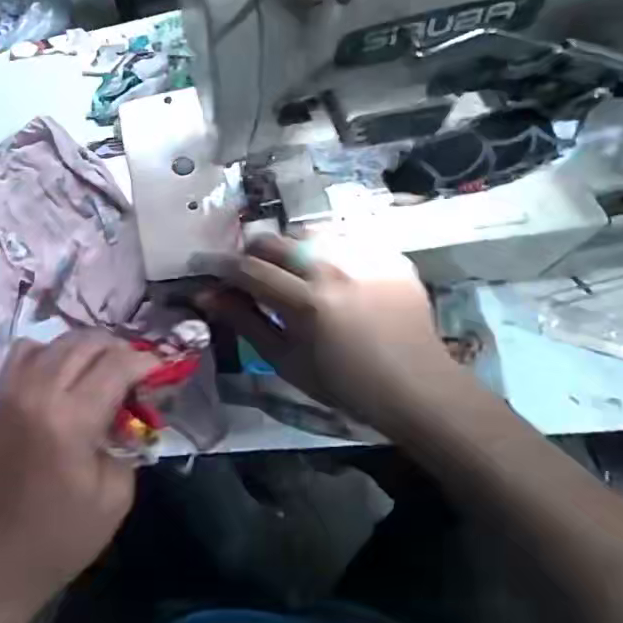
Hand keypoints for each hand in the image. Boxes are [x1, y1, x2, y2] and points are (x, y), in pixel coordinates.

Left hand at [0, 331, 158, 606]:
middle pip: (86, 343)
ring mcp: (12, 391)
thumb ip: (128, 440)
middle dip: (119, 349)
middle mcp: (38, 392)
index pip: (116, 365)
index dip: (145, 362)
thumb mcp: (116, 494)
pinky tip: (64, 374)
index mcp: (71, 419)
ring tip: (104, 368)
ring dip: (87, 347)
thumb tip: (132, 408)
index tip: (162, 370)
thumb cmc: (63, 536)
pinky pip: (25, 352)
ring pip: (56, 340)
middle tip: (137, 371)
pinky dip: (50, 351)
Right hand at [200, 234, 471, 433]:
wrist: (417, 387)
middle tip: (251, 276)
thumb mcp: (287, 361)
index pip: (248, 269)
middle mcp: (333, 270)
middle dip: (252, 255)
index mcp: (306, 302)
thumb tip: (206, 295)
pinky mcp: (387, 255)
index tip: (205, 268)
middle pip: (274, 241)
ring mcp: (364, 257)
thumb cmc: (346, 385)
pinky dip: (327, 252)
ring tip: (295, 275)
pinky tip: (332, 275)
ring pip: (307, 235)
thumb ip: (245, 322)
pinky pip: (344, 239)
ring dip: (290, 251)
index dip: (221, 267)